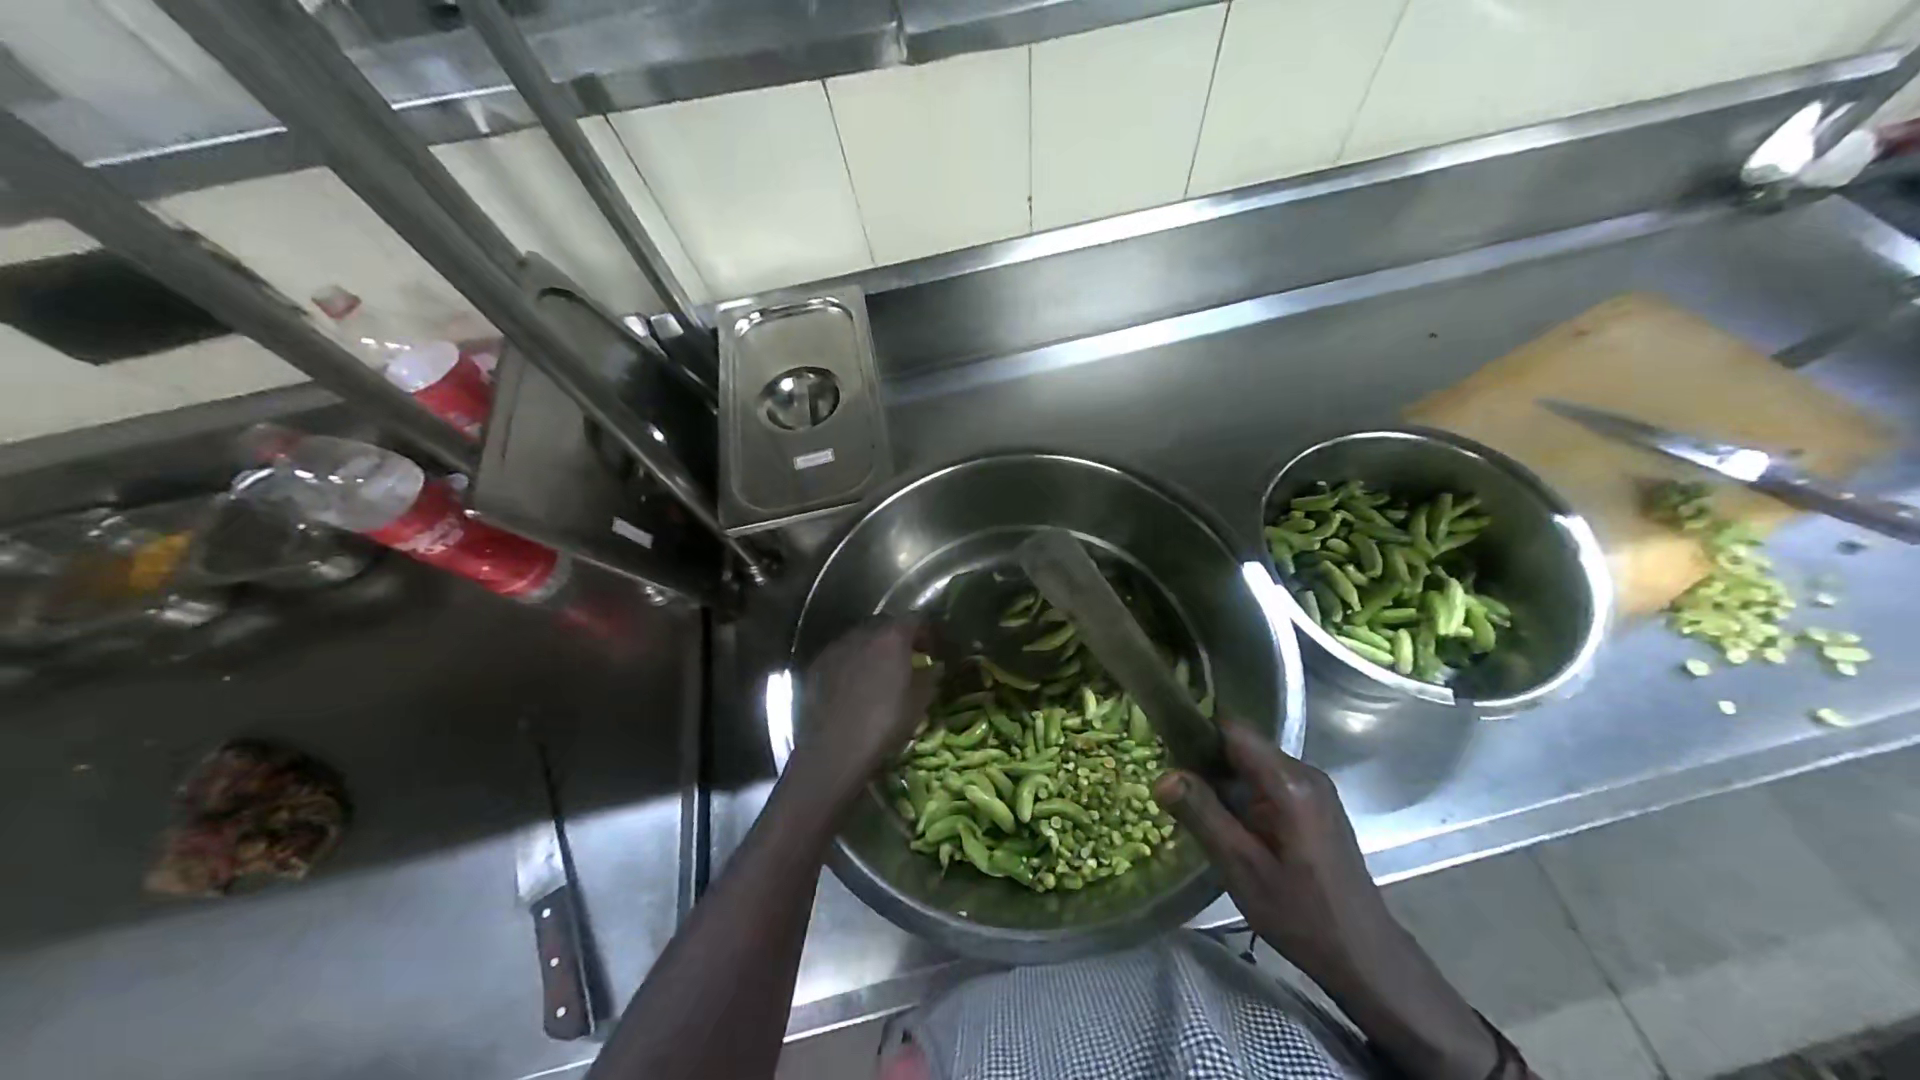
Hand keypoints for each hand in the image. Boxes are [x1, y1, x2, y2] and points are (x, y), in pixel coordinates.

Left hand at [785, 621, 935, 804]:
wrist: (834, 750)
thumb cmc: (885, 724)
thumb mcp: (919, 703)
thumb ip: (929, 677)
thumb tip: (933, 666)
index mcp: (892, 637)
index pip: (915, 619)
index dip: (926, 632)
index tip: (932, 650)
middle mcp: (862, 633)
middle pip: (885, 625)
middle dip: (898, 638)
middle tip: (907, 659)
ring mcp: (835, 647)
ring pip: (860, 639)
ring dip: (872, 649)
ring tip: (879, 673)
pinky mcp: (816, 665)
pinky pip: (840, 655)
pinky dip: (851, 662)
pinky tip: (853, 685)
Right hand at [1153, 722, 1393, 984]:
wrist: (1364, 956)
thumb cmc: (1302, 914)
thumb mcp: (1242, 867)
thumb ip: (1202, 815)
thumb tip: (1162, 775)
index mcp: (1290, 782)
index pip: (1233, 730)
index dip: (1196, 732)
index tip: (1164, 750)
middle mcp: (1305, 773)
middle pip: (1242, 745)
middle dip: (1205, 760)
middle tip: (1172, 788)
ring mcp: (1314, 788)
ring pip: (1253, 764)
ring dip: (1222, 779)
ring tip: (1193, 807)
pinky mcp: (1315, 805)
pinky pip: (1267, 782)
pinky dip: (1242, 794)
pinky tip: (1227, 824)